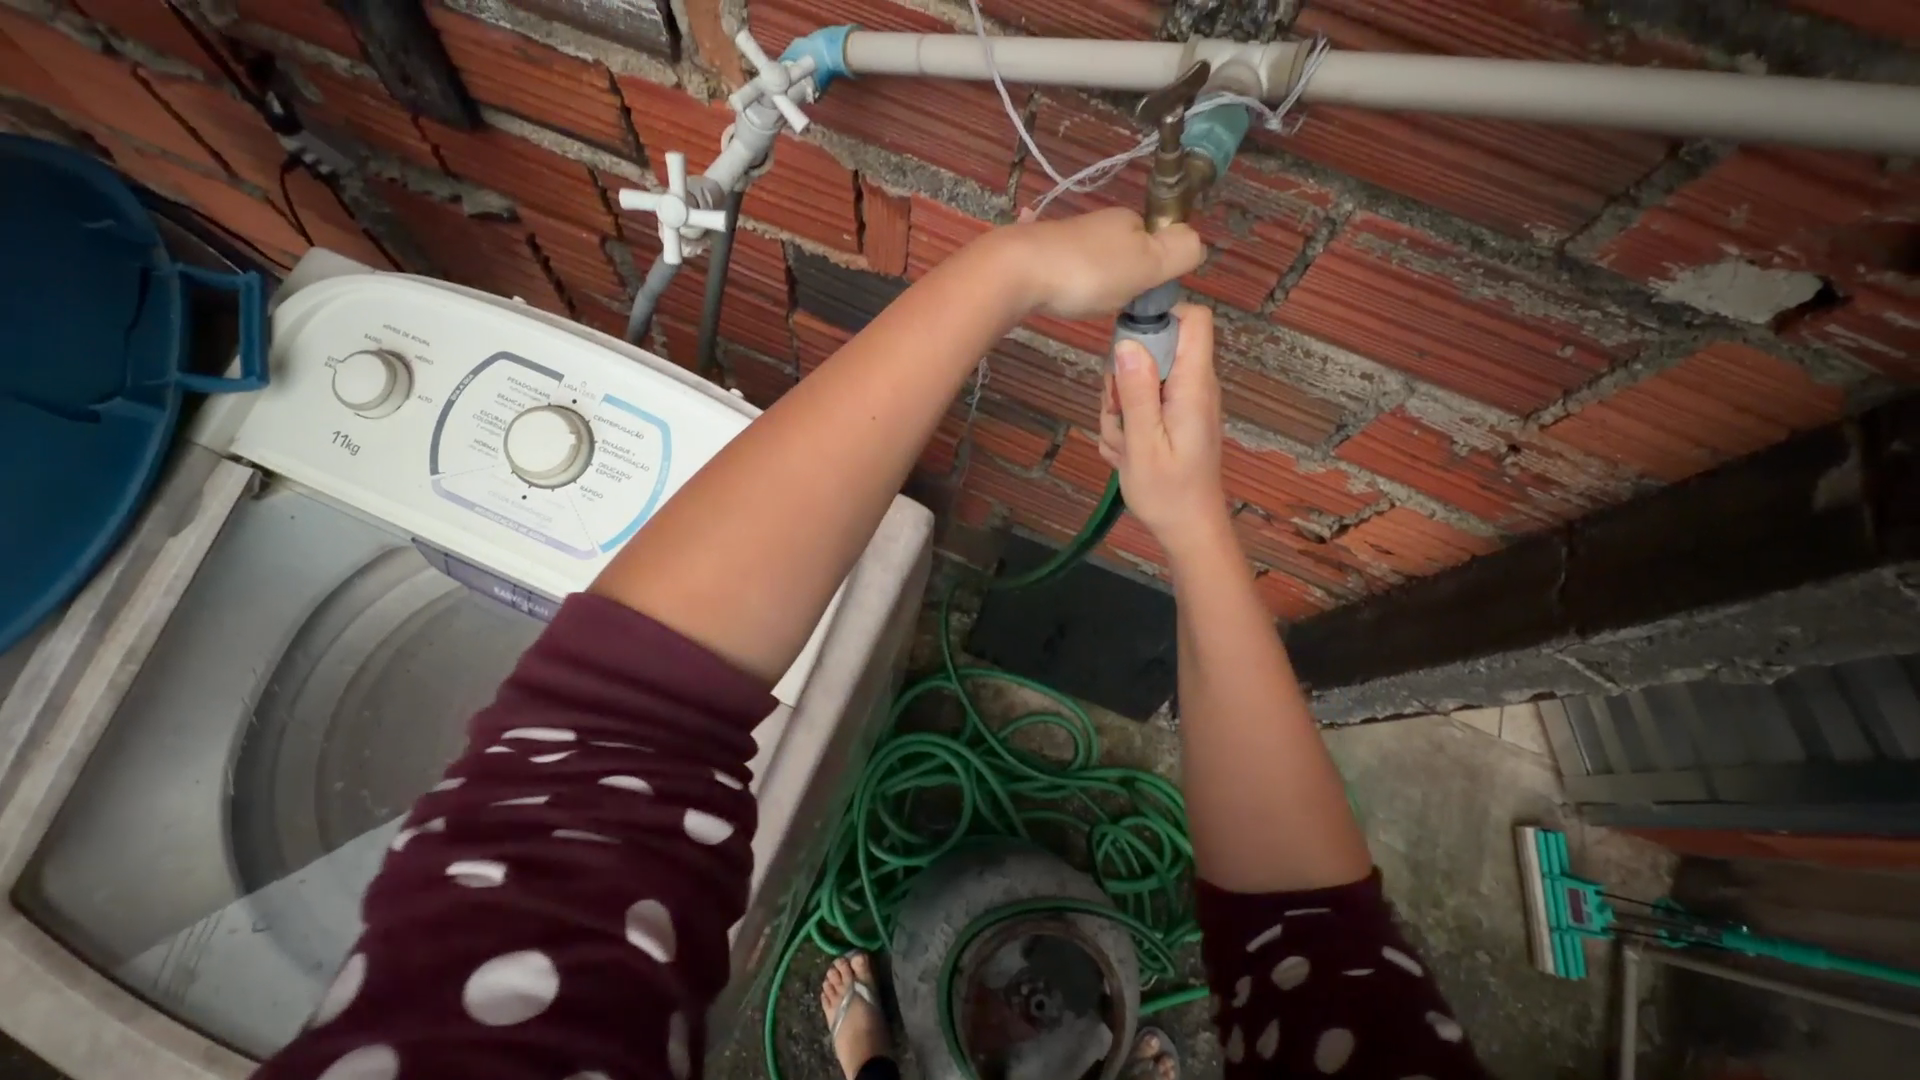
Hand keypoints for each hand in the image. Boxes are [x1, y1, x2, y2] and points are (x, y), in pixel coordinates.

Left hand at [1000, 207, 1204, 319]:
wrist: (1017, 271)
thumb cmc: (1088, 273)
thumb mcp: (1147, 264)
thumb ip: (1179, 252)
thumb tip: (1198, 243)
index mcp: (1126, 221)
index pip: (1155, 239)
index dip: (1157, 268)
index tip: (1147, 296)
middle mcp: (1096, 222)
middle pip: (1122, 247)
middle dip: (1124, 272)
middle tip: (1117, 304)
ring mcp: (1063, 235)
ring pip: (1090, 255)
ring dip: (1094, 273)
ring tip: (1088, 299)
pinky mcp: (1034, 253)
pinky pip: (1058, 261)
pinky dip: (1062, 270)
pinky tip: (1053, 280)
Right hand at [1099, 304, 1229, 554]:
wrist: (1189, 531)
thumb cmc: (1168, 493)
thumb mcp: (1143, 445)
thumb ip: (1137, 392)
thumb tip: (1128, 342)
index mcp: (1194, 386)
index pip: (1193, 319)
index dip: (1160, 317)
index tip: (1126, 341)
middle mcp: (1194, 387)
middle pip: (1155, 351)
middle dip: (1124, 378)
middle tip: (1119, 416)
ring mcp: (1183, 404)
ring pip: (1140, 381)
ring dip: (1120, 410)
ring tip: (1125, 445)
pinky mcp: (1172, 419)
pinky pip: (1142, 406)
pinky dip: (1127, 427)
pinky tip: (1128, 454)